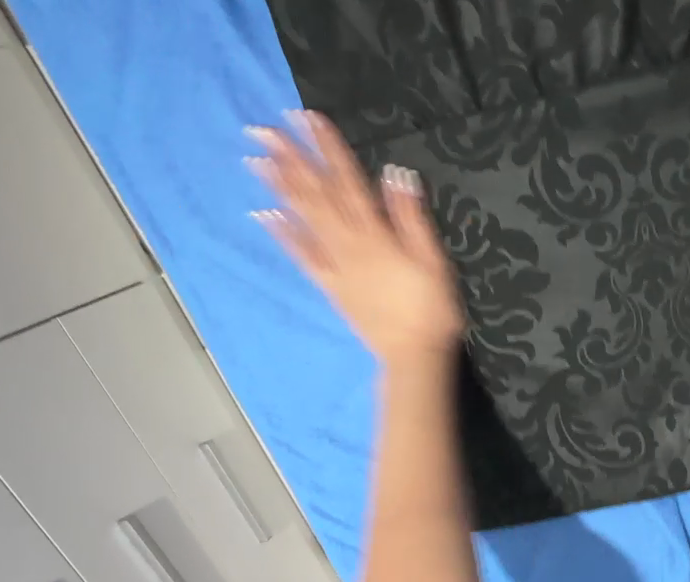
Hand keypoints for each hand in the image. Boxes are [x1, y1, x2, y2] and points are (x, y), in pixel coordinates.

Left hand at [247, 112, 465, 370]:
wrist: (414, 356)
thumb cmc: (432, 309)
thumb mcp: (433, 261)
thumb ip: (412, 218)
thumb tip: (396, 175)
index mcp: (377, 235)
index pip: (350, 181)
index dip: (329, 148)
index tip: (307, 118)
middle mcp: (350, 245)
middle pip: (319, 196)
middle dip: (292, 160)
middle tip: (263, 130)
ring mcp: (336, 266)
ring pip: (305, 221)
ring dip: (280, 189)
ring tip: (257, 160)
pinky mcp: (331, 287)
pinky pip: (303, 258)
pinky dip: (284, 236)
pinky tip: (265, 214)